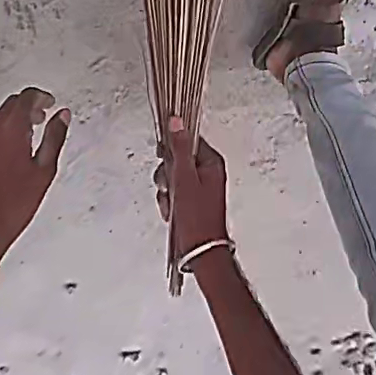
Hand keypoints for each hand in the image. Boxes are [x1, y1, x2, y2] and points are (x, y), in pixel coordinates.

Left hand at [0, 88, 70, 270]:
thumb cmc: (11, 207)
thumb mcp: (44, 171)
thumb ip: (54, 137)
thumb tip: (62, 116)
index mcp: (11, 130)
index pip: (25, 97)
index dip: (40, 96)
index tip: (49, 101)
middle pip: (9, 105)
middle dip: (27, 106)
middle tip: (42, 116)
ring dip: (13, 120)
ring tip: (28, 136)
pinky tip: (9, 154)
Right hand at [155, 114, 228, 255]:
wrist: (200, 252)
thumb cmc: (197, 217)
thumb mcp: (185, 177)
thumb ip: (179, 148)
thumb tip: (176, 121)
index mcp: (211, 162)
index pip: (188, 140)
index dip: (173, 147)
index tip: (164, 154)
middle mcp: (207, 172)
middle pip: (178, 158)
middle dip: (167, 172)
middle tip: (170, 185)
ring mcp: (199, 187)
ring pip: (172, 175)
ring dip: (166, 188)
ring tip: (171, 202)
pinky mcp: (191, 201)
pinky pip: (173, 191)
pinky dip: (169, 200)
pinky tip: (171, 211)